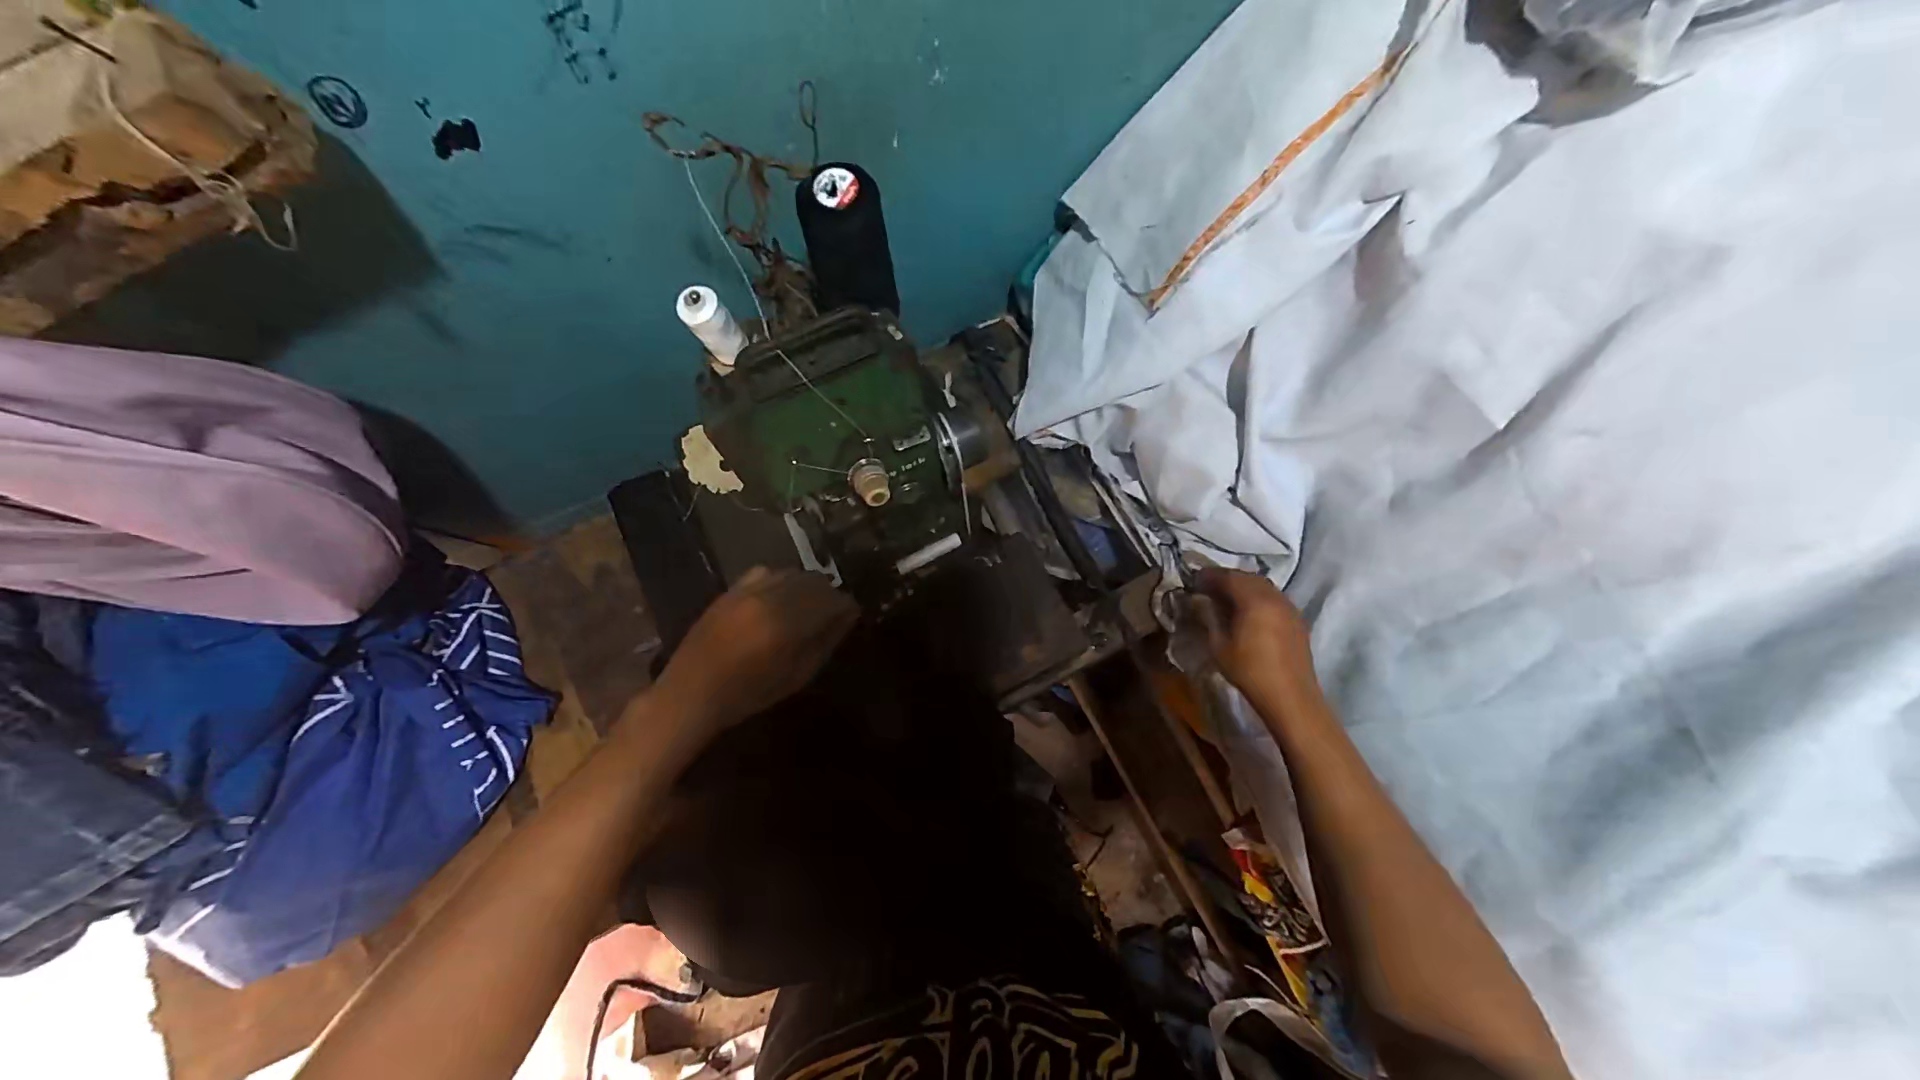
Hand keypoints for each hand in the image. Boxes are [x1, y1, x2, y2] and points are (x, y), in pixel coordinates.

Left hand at [652, 567, 859, 739]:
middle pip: (814, 580)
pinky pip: (767, 571)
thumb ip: (826, 642)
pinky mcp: (731, 588)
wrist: (691, 693)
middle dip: (830, 594)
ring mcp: (747, 589)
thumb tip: (848, 616)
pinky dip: (782, 580)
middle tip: (833, 613)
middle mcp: (768, 597)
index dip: (847, 606)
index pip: (832, 600)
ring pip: (793, 572)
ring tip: (808, 605)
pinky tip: (780, 597)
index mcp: (786, 623)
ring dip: (807, 585)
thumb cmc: (748, 694)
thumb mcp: (797, 676)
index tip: (852, 616)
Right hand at [1195, 568, 1319, 700]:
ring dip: (1243, 586)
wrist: (1290, 696)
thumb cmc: (1249, 671)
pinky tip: (1248, 611)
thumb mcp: (1219, 645)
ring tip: (1226, 598)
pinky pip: (1274, 598)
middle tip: (1208, 587)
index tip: (1193, 580)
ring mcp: (1289, 607)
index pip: (1229, 577)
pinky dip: (1258, 596)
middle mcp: (1275, 597)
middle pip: (1248, 577)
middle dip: (1227, 578)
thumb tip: (1199, 600)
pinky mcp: (1297, 620)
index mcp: (1255, 600)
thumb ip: (1208, 617)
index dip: (1210, 575)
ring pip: (1263, 586)